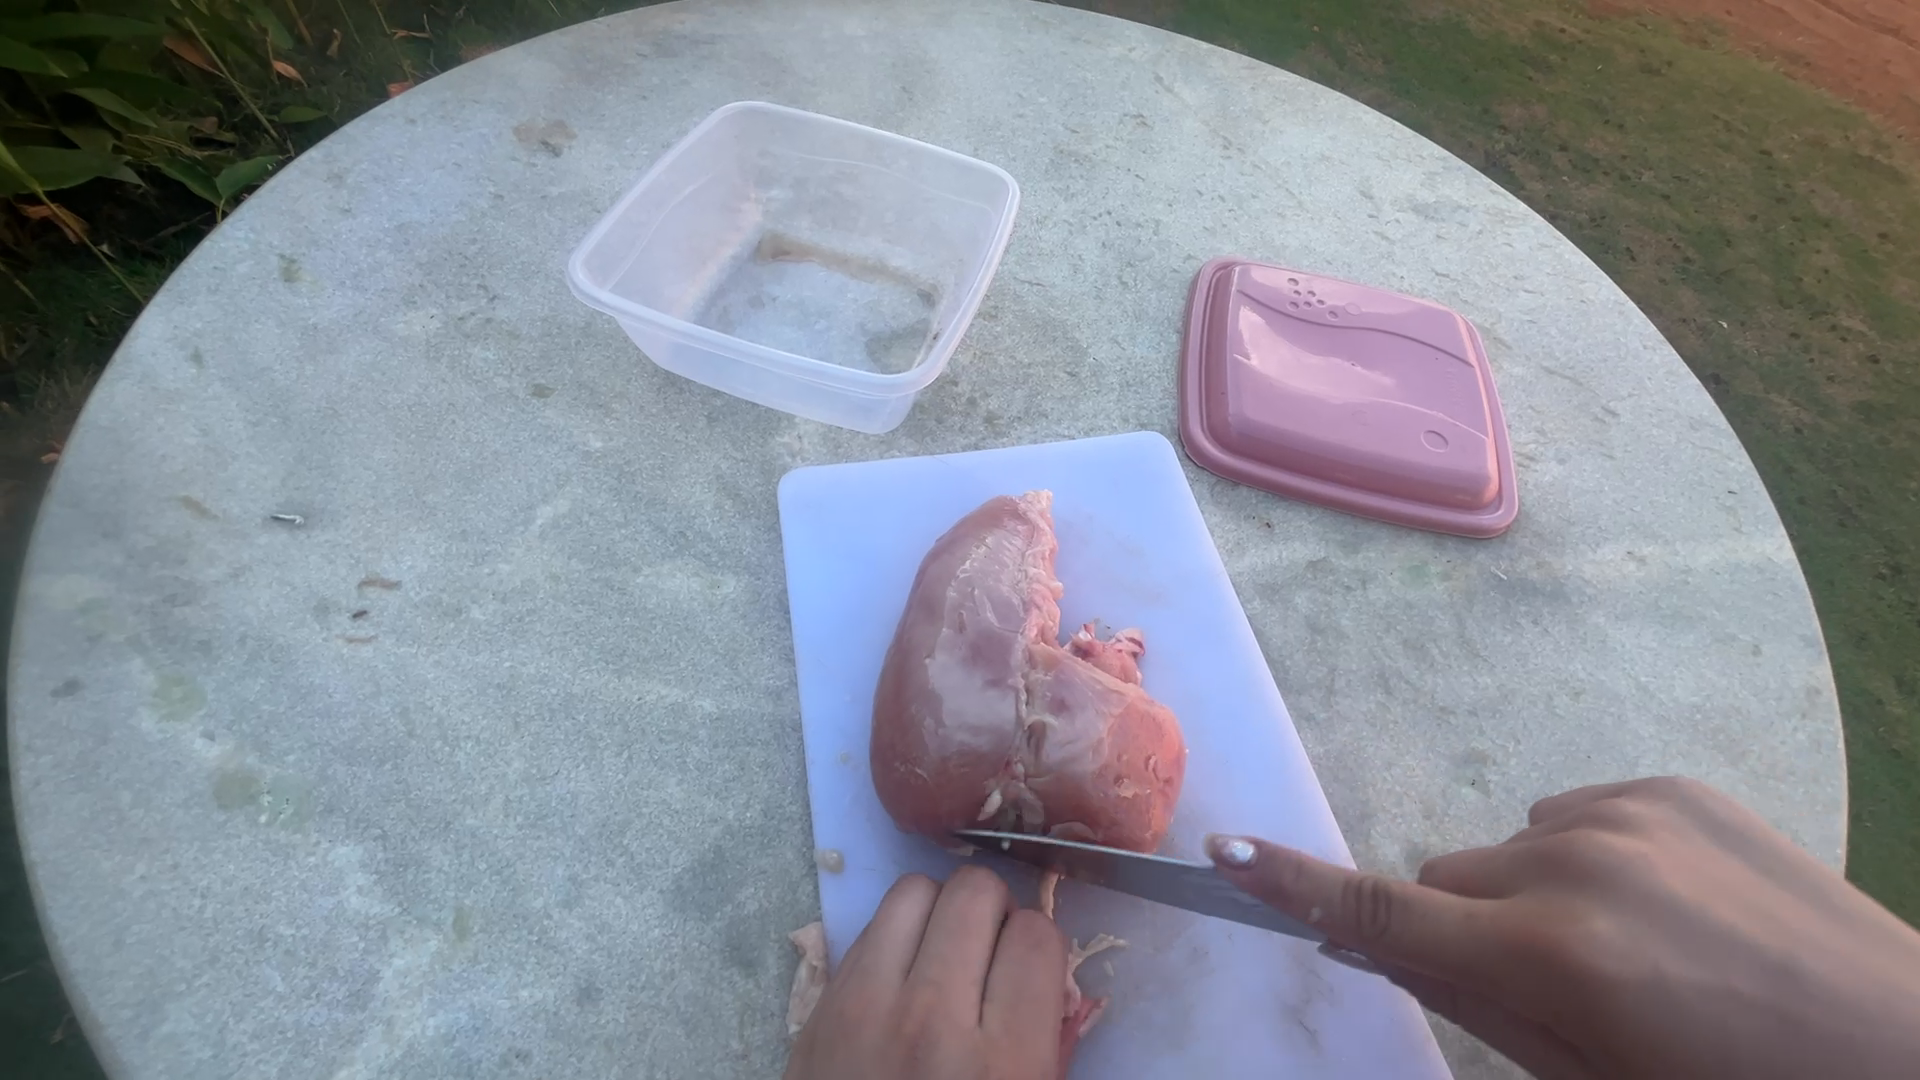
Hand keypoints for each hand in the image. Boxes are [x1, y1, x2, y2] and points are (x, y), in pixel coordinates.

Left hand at [785, 866, 1069, 1079]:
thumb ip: (1045, 1044)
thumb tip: (1047, 970)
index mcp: (1001, 1066)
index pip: (1038, 936)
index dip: (1040, 946)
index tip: (1029, 969)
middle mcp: (935, 1019)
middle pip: (977, 890)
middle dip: (995, 912)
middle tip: (988, 952)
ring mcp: (869, 1003)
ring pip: (919, 887)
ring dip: (941, 910)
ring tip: (943, 951)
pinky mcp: (825, 1002)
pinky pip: (873, 920)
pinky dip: (898, 929)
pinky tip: (902, 969)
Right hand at [1207, 776, 1919, 1078]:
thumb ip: (1472, 1003)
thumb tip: (1367, 944)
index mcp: (1561, 959)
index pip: (1385, 914)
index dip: (1296, 884)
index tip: (1224, 852)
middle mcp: (1577, 866)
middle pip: (1445, 878)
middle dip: (1467, 922)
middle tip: (1560, 978)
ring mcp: (1627, 814)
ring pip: (1507, 848)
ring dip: (1533, 891)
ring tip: (1643, 946)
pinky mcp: (1668, 785)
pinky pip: (1572, 816)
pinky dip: (1592, 857)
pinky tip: (1679, 903)